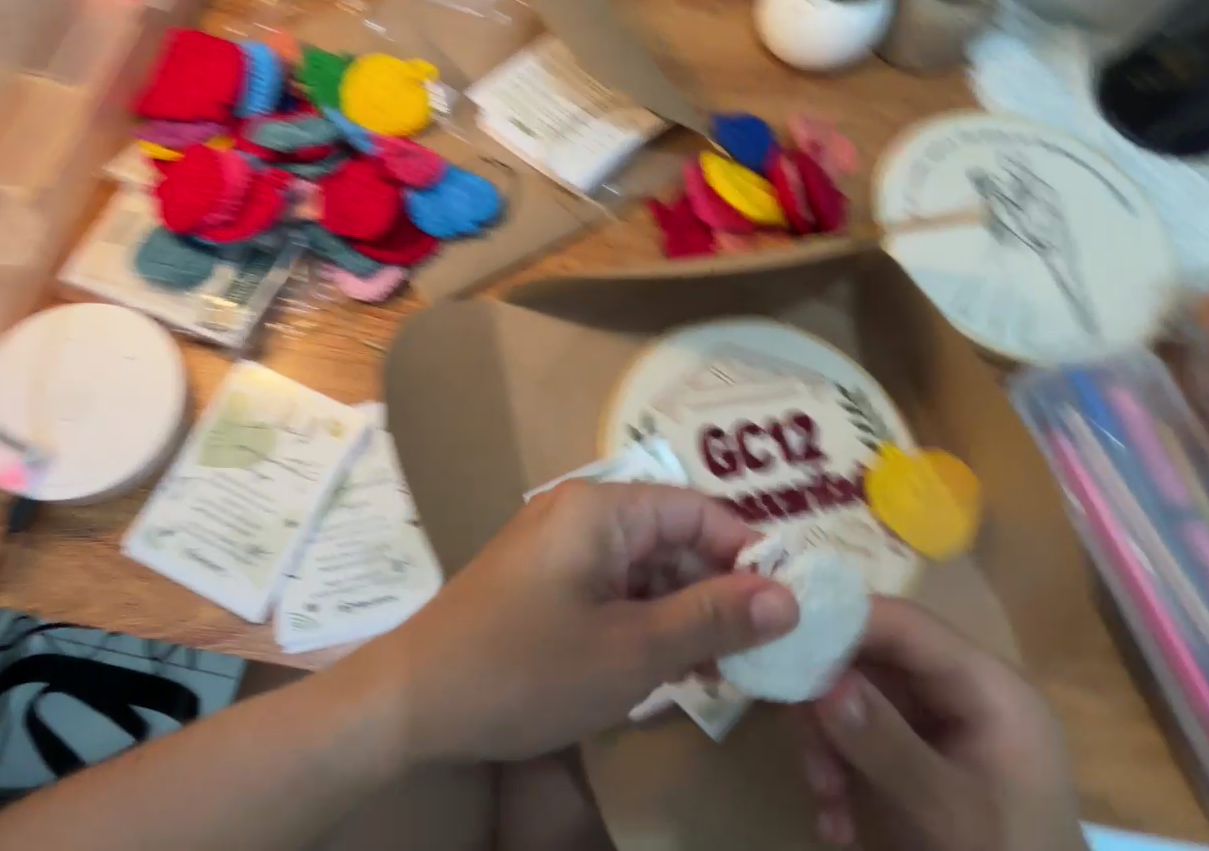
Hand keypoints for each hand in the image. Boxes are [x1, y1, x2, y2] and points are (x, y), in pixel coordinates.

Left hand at [354, 481, 798, 764]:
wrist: (416, 701)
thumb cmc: (526, 669)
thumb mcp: (633, 651)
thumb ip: (713, 618)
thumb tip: (789, 596)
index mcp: (599, 508)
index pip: (697, 509)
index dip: (749, 553)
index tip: (792, 607)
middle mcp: (578, 514)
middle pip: (672, 537)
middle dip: (719, 589)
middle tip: (766, 651)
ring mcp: (557, 549)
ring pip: (644, 568)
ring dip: (686, 612)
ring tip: (727, 669)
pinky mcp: (544, 584)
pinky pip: (612, 589)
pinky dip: (646, 622)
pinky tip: (675, 667)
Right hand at [801, 598, 1085, 849]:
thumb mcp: (947, 813)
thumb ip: (885, 744)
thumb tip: (822, 682)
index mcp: (989, 687)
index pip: (903, 622)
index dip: (838, 619)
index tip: (776, 636)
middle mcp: (961, 690)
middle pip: (867, 658)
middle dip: (825, 702)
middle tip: (801, 742)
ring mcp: (937, 722)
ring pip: (851, 696)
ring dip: (826, 745)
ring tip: (825, 796)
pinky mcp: (916, 751)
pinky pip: (857, 734)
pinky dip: (838, 769)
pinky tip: (837, 817)